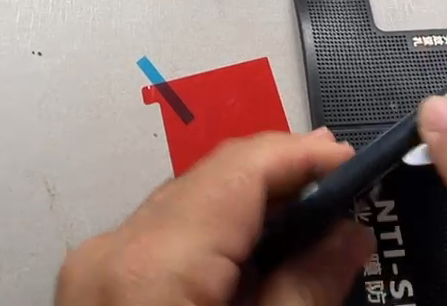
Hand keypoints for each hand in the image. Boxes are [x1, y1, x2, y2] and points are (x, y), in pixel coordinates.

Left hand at [57, 130, 372, 305]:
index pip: (239, 168)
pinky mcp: (93, 288)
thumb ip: (304, 292)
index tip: (353, 161)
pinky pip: (166, 238)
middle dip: (281, 182)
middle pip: (212, 180)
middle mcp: (112, 249)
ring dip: (251, 209)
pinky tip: (257, 262)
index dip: (301, 155)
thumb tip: (345, 234)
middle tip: (345, 194)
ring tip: (312, 227)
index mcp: (151, 265)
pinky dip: (216, 239)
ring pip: (190, 204)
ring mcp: (94, 268)